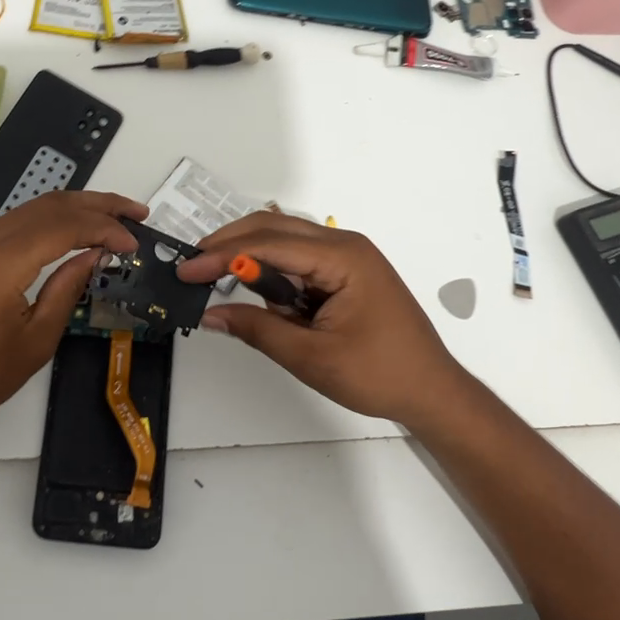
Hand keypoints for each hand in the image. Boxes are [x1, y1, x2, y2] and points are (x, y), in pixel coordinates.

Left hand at [0, 191, 146, 439]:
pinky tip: (67, 234)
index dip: (105, 228)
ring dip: (72, 210)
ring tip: (110, 219)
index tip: (134, 243)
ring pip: (30, 210)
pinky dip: (46, 223)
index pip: (65, 225)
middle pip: (50, 205)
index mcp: (2, 260)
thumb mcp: (35, 340)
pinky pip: (11, 224)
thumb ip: (66, 289)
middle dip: (97, 205)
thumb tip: (92, 255)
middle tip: (136, 213)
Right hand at [174, 213, 466, 427]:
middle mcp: (345, 245)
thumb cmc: (378, 374)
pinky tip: (257, 293)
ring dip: (251, 258)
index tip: (187, 270)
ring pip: (285, 240)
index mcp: (342, 257)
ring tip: (216, 279)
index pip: (269, 244)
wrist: (433, 391)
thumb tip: (210, 314)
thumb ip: (258, 330)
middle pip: (274, 228)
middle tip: (193, 268)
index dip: (223, 255)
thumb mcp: (311, 357)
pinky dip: (273, 272)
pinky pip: (299, 260)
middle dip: (231, 245)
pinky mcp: (346, 272)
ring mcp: (348, 256)